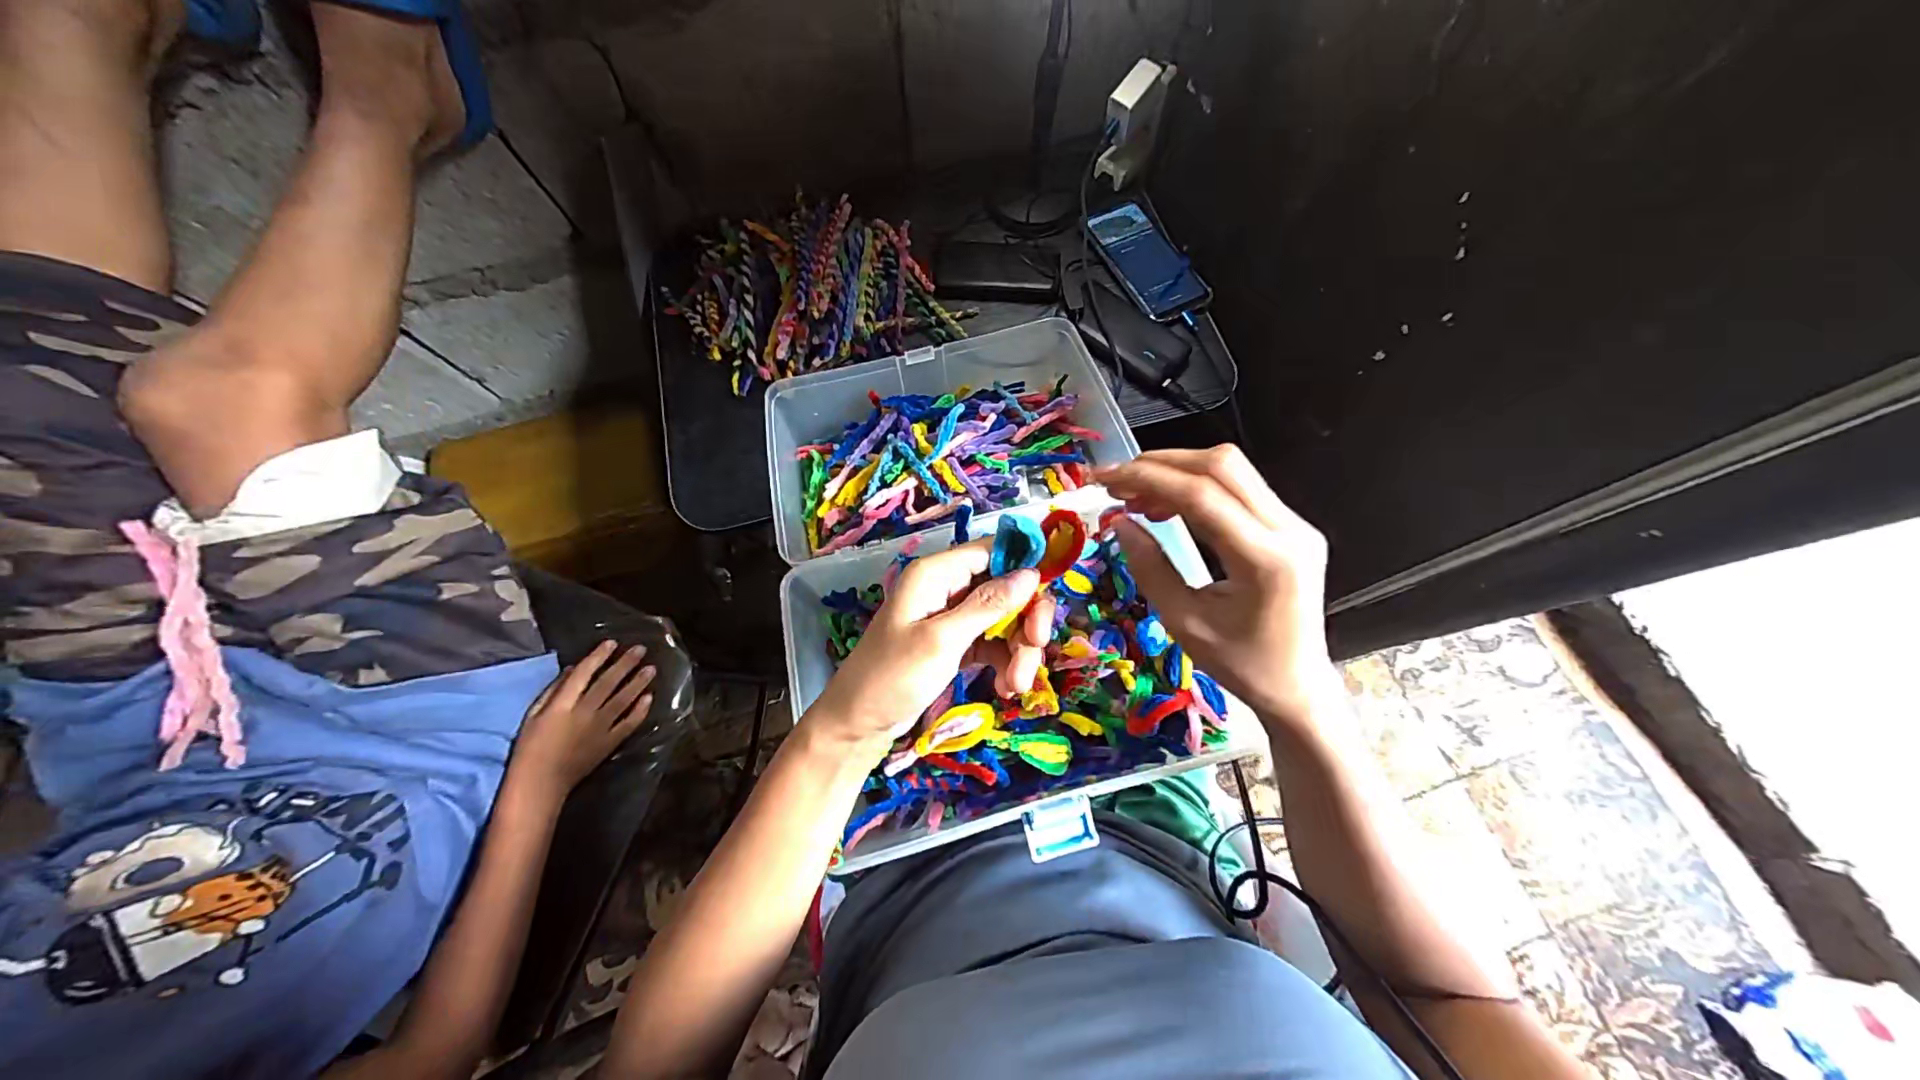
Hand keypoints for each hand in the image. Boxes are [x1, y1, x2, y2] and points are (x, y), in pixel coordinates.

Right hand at [509, 640, 656, 796]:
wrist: (540, 784)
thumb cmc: (529, 748)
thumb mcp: (533, 715)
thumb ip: (554, 690)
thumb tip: (575, 669)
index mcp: (563, 704)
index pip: (585, 673)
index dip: (599, 656)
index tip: (612, 643)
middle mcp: (585, 712)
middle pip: (609, 682)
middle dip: (626, 664)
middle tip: (641, 649)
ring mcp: (600, 728)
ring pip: (624, 699)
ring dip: (638, 683)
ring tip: (651, 669)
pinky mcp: (610, 742)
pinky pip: (629, 723)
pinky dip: (640, 711)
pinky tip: (649, 698)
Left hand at [806, 539, 1053, 757]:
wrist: (858, 724)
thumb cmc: (891, 676)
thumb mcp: (941, 640)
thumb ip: (987, 605)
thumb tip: (1031, 573)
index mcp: (936, 574)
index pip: (992, 551)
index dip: (1025, 566)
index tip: (1050, 593)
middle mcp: (947, 588)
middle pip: (1006, 587)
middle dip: (1026, 619)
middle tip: (1035, 647)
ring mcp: (953, 618)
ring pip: (1006, 619)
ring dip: (1019, 650)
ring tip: (1016, 685)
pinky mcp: (958, 644)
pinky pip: (995, 644)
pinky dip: (1005, 664)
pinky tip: (1006, 689)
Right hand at [1095, 445, 1337, 731]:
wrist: (1297, 686)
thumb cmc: (1242, 665)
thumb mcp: (1184, 622)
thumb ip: (1151, 568)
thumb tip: (1120, 522)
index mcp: (1265, 560)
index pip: (1202, 494)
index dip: (1147, 478)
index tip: (1105, 478)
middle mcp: (1290, 531)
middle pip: (1222, 465)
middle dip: (1161, 463)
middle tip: (1117, 481)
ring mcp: (1296, 525)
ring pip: (1232, 470)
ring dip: (1178, 472)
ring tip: (1137, 497)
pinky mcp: (1292, 527)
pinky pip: (1241, 489)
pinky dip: (1197, 488)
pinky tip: (1168, 507)